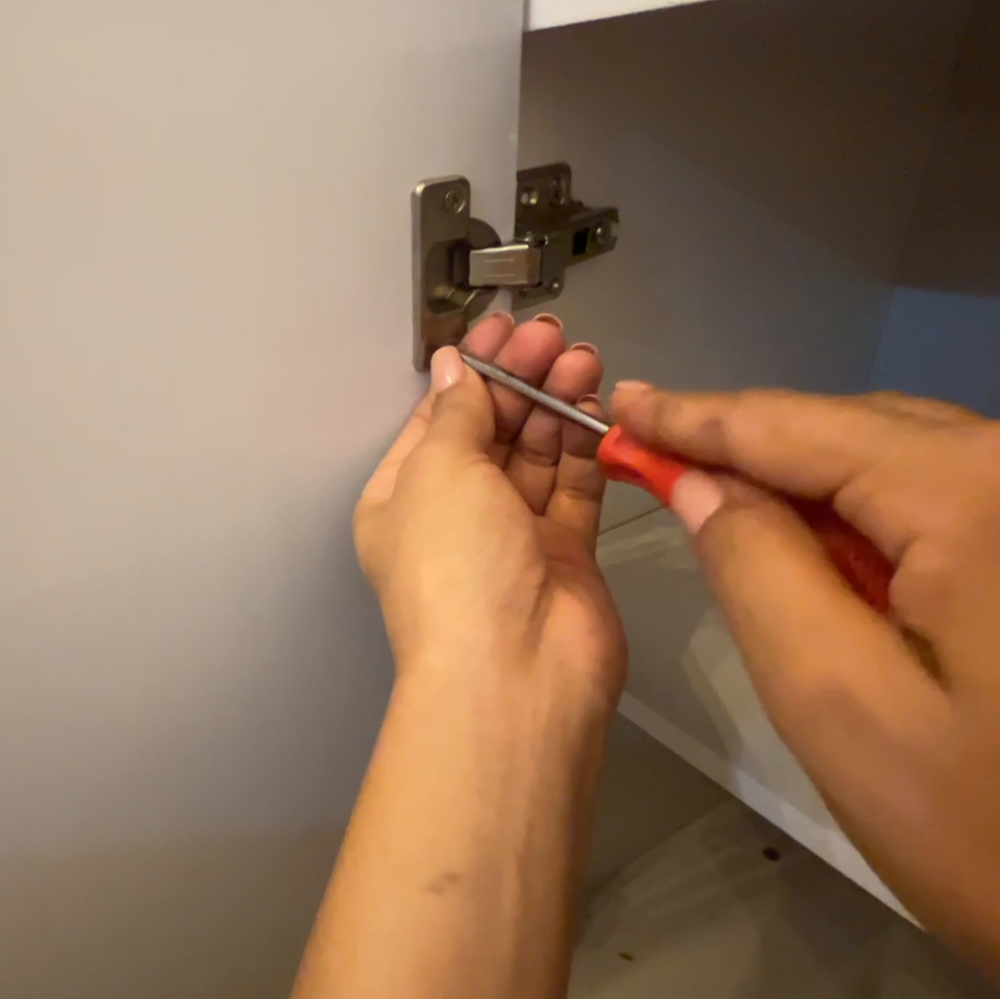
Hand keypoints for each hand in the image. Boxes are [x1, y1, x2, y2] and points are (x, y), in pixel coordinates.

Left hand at [354, 314, 624, 732]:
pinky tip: (598, 404)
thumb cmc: (454, 562)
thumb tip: (451, 365)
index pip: (435, 420)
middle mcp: (452, 516)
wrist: (515, 672)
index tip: (502, 326)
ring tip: (582, 356)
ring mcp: (509, 536)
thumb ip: (455, 414)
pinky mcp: (564, 551)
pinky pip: (574, 487)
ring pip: (535, 455)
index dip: (468, 370)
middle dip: (518, 380)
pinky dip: (586, 446)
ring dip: (555, 404)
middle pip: (488, 432)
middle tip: (552, 335)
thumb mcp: (438, 472)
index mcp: (400, 499)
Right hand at [611, 384, 999, 998]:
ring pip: (931, 462)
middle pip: (864, 429)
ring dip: (822, 480)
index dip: (692, 418)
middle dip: (751, 442)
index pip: (794, 429)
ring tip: (741, 512)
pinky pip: (996, 503)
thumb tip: (703, 487)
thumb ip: (758, 572)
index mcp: (989, 498)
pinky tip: (866, 563)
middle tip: (656, 457)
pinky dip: (901, 512)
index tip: (619, 405)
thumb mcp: (841, 710)